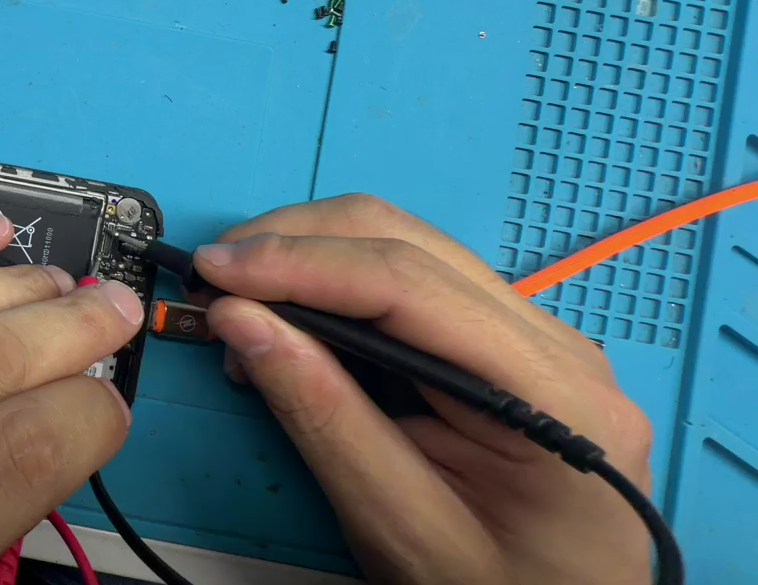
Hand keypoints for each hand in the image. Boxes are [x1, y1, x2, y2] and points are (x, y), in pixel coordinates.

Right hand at [196, 195, 653, 584]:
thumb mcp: (396, 522)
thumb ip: (319, 413)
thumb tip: (234, 315)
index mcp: (549, 392)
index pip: (403, 281)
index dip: (294, 262)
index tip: (208, 269)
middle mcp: (548, 337)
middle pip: (393, 235)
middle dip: (285, 242)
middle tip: (209, 281)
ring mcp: (523, 325)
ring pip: (388, 235)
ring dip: (296, 254)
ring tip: (237, 304)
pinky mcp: (488, 327)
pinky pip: (390, 269)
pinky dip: (318, 277)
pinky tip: (284, 318)